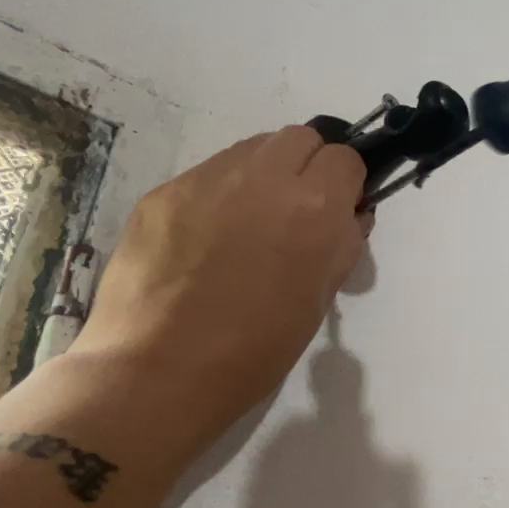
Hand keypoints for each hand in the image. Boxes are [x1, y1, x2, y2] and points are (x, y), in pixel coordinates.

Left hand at [68, 127, 365, 437]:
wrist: (161, 369)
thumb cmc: (258, 347)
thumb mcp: (320, 297)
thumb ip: (340, 245)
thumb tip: (346, 217)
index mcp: (314, 208)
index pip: (346, 159)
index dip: (347, 184)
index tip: (339, 211)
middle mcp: (263, 179)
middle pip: (301, 138)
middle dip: (309, 165)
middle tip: (299, 210)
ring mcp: (207, 180)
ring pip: (252, 149)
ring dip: (265, 174)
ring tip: (251, 224)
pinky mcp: (165, 192)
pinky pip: (208, 175)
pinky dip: (222, 194)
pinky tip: (208, 240)